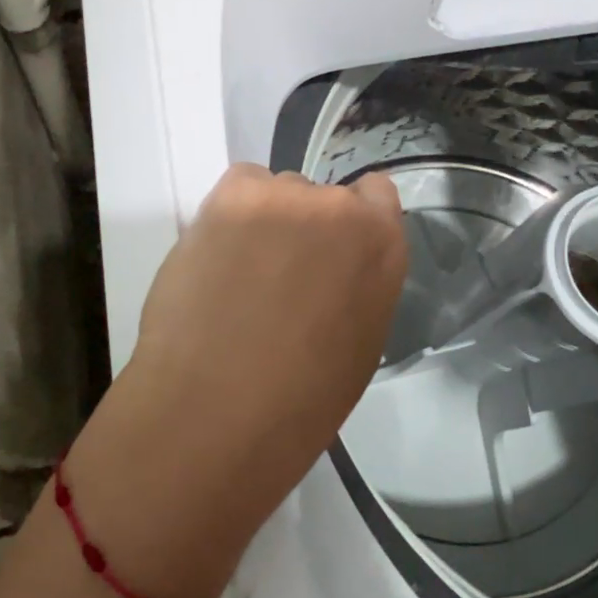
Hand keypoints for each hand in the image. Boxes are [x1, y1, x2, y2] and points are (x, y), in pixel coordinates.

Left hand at [130, 165, 407, 491]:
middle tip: (279, 277)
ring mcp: (282, 197)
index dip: (352, 223)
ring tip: (240, 275)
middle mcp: (338, 208)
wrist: (216, 409)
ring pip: (277, 193)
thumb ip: (357, 287)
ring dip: (266, 224)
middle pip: (322, 197)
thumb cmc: (298, 401)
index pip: (376, 196)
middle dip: (305, 230)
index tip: (330, 252)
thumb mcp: (359, 344)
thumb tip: (333, 273)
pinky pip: (239, 188)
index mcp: (381, 246)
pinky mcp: (229, 198)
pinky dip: (231, 214)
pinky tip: (221, 255)